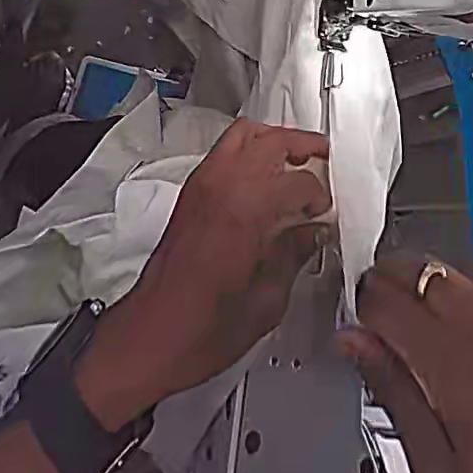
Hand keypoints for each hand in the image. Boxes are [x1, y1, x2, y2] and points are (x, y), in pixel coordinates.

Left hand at [75, 119, 331, 429]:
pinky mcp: (190, 193)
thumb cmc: (197, 329)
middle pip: (272, 140)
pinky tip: (262, 174)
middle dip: (304, 145)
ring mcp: (202, 185)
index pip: (299, 181)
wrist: (149, 338)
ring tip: (294, 156)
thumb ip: (295, 256)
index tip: (323, 209)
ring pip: (245, 134)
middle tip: (322, 157)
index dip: (319, 194)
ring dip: (274, 139)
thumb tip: (312, 234)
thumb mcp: (267, 301)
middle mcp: (222, 187)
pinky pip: (224, 150)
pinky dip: (249, 149)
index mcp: (246, 210)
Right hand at [338, 255, 472, 472]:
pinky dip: (445, 295)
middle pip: (421, 270)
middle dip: (387, 279)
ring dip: (416, 283)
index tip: (350, 316)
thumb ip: (389, 385)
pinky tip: (434, 327)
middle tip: (366, 306)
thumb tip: (355, 340)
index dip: (361, 302)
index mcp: (455, 359)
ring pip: (447, 273)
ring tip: (397, 318)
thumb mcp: (429, 457)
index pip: (390, 299)